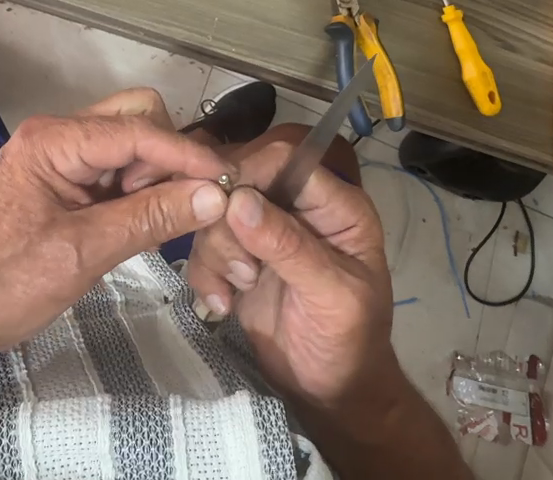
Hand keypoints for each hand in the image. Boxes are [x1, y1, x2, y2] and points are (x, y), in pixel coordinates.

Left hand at [0, 101, 231, 355]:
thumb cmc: (7, 281)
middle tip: (177, 205)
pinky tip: (142, 217)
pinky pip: (119, 165)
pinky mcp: (69, 176)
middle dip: (167, 156)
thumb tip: (214, 197)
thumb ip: (150, 219)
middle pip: (137, 117)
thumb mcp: (83, 253)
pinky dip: (140, 186)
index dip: (186, 155)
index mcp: (56, 140)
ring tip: (155, 218)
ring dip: (155, 173)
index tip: (228, 180)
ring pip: (132, 139)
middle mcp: (61, 133)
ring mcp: (64, 153)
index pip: (137, 131)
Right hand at [184, 135, 401, 412]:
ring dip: (218, 253)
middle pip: (241, 182)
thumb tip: (239, 201)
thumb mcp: (331, 295)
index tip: (224, 207)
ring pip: (215, 213)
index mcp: (333, 204)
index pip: (285, 161)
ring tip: (240, 288)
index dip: (250, 173)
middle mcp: (295, 208)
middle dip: (228, 225)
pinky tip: (223, 303)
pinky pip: (203, 246)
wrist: (329, 392)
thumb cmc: (349, 342)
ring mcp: (263, 231)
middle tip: (243, 271)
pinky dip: (205, 274)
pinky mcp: (236, 257)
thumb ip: (288, 246)